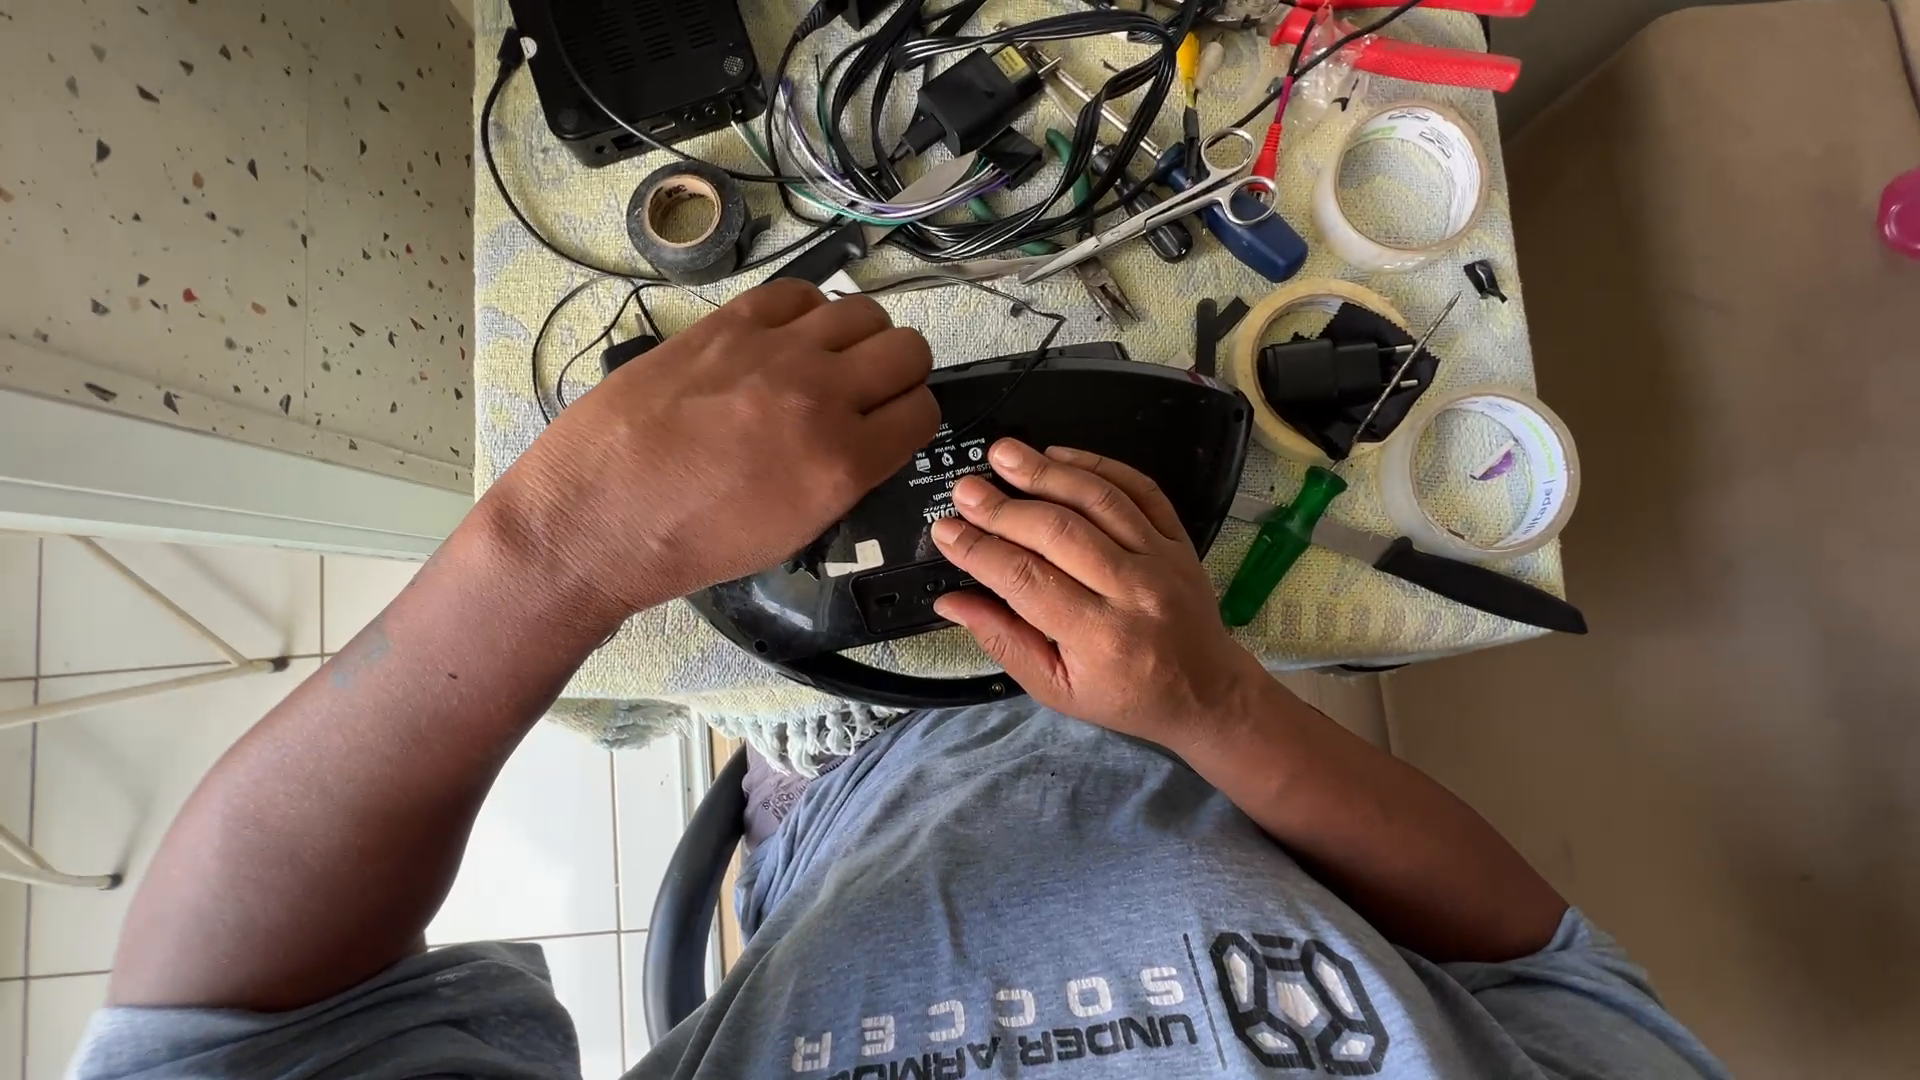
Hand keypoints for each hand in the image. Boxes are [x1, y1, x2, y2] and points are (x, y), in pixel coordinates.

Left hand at [488, 279, 938, 628]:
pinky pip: (799, 293)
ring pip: (864, 311)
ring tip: (830, 361)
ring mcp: (774, 351)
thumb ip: (849, 474)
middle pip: (909, 350)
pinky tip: (787, 340)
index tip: (895, 424)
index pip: (923, 412)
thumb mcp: (798, 529)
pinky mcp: (728, 322)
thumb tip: (870, 432)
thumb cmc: (697, 542)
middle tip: (870, 391)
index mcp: (843, 463)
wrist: (600, 515)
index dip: (914, 418)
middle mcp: (822, 397)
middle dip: (901, 373)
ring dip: (861, 338)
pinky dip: (807, 312)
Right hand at [930, 438, 1270, 750]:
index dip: (979, 551)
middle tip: (965, 490)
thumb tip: (950, 601)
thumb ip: (1003, 640)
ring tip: (1003, 453)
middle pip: (1058, 533)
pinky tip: (1059, 453)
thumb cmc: (1125, 695)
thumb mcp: (1056, 689)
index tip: (945, 530)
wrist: (1206, 690)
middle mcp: (1134, 592)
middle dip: (1004, 507)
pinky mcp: (1178, 537)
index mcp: (1100, 638)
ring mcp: (1161, 559)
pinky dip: (1098, 465)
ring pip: (1098, 501)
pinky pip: (1139, 488)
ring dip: (1046, 472)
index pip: (1026, 580)